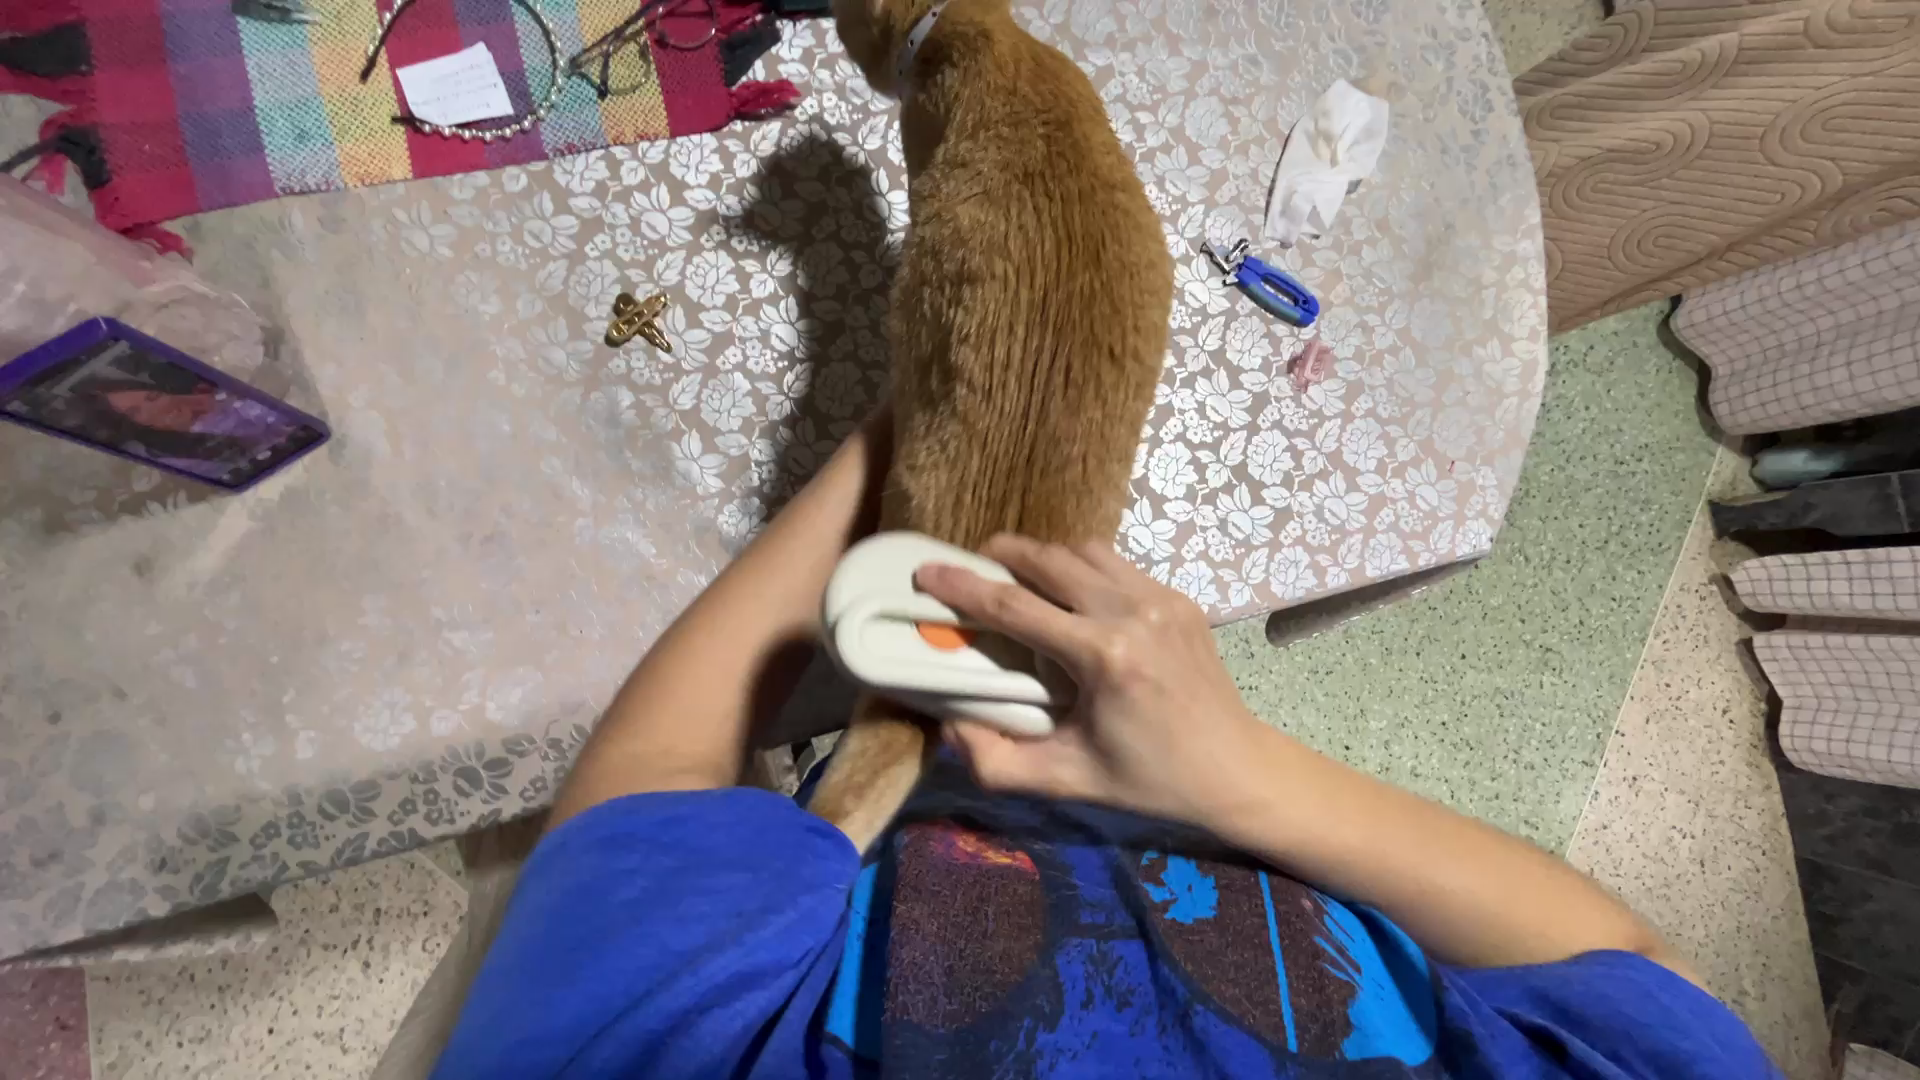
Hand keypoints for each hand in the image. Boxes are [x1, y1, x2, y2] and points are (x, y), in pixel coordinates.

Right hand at [912, 534, 1268, 827]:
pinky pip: (1115, 563)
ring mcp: (1160, 598)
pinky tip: (1071, 594)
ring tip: (1020, 579)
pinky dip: (1081, 567)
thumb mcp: (1064, 781)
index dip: (962, 586)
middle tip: (972, 567)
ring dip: (1043, 557)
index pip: (1015, 608)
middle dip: (1001, 554)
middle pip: (1048, 559)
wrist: (1235, 768)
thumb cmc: (1147, 779)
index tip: (926, 570)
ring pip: (1083, 550)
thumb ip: (995, 760)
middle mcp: (1132, 612)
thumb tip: (948, 722)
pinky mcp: (1177, 597)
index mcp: (1103, 657)